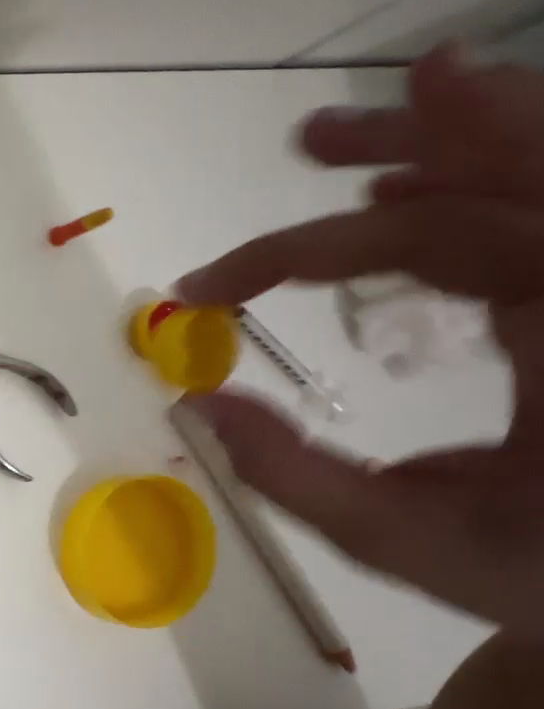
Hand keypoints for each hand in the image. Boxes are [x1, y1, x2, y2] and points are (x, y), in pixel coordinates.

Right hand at [174, 42, 543, 634]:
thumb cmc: (528, 569)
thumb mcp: (397, 536)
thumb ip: (290, 472)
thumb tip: (198, 401)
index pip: (447, 243)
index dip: (311, 249)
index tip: (206, 288)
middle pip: (521, 176)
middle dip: (413, 142)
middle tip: (307, 140)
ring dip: (445, 145)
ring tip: (336, 143)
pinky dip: (473, 189)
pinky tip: (398, 201)